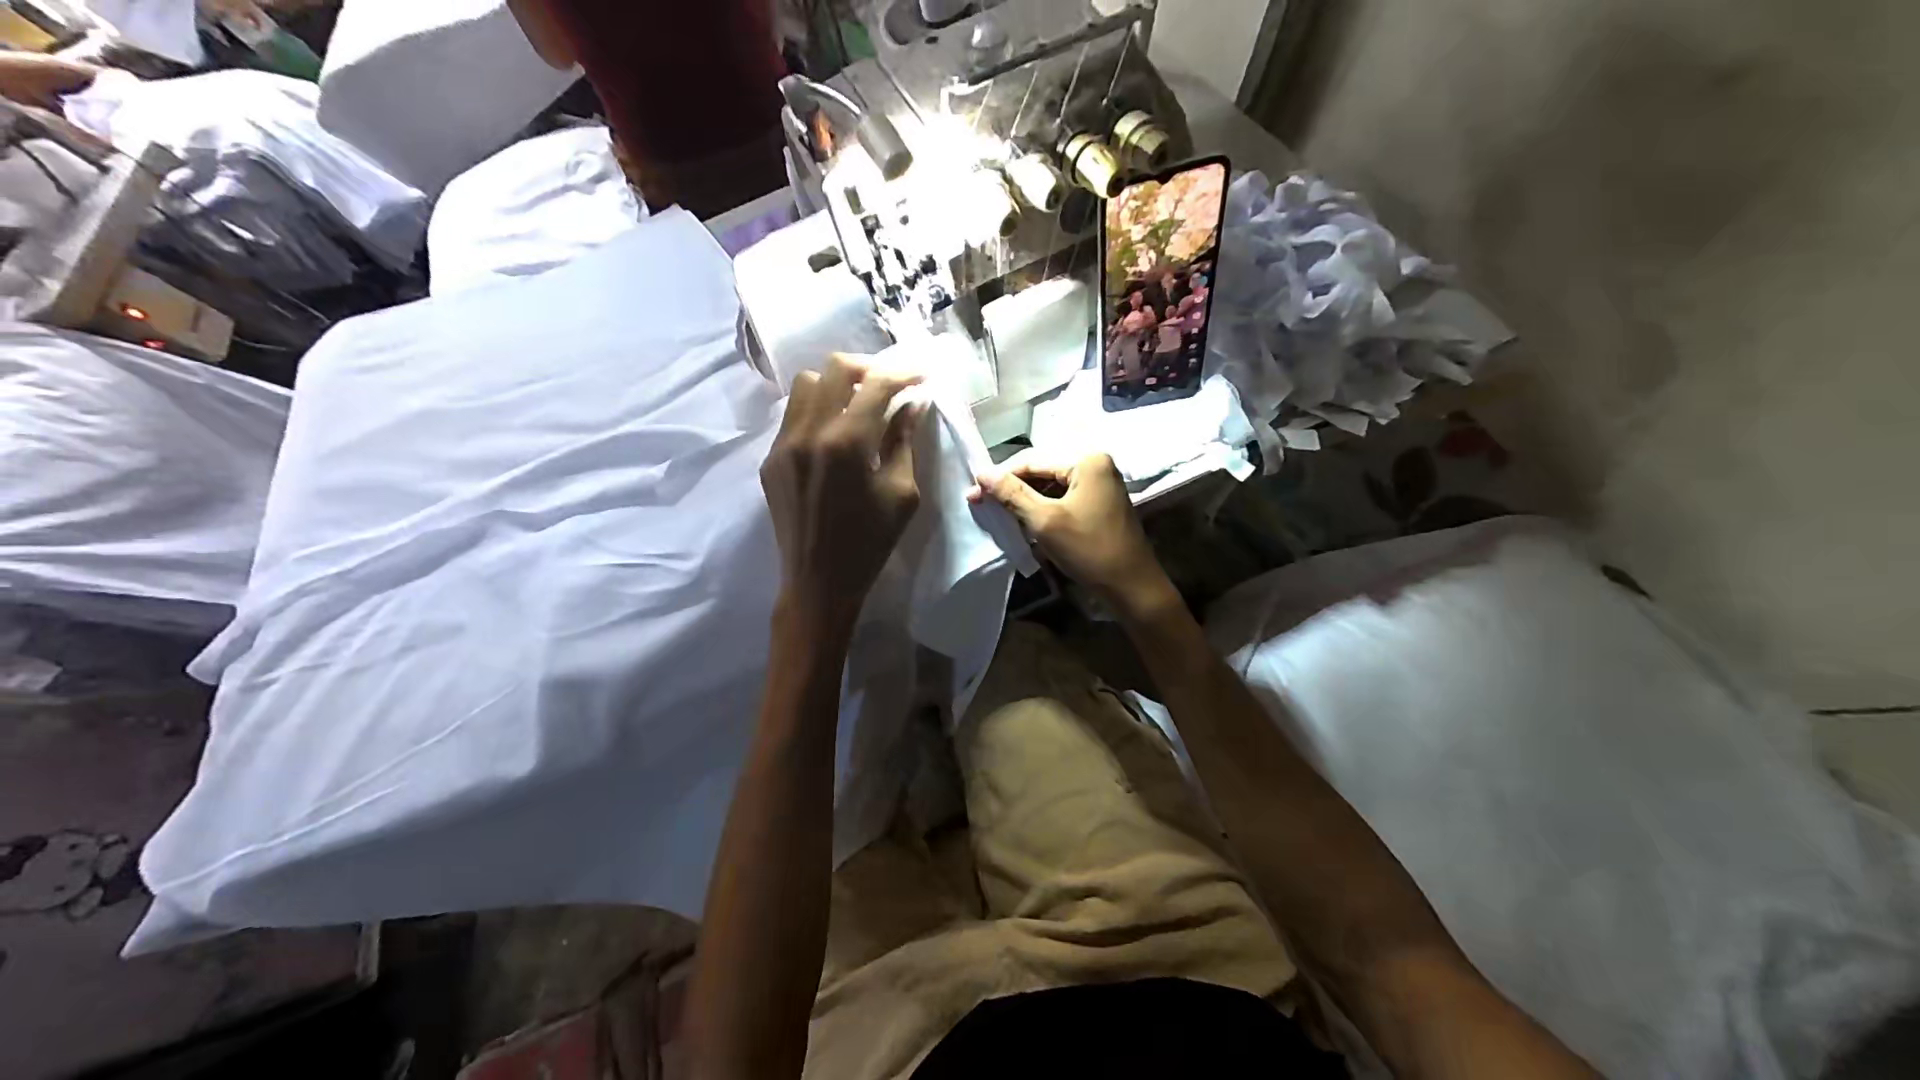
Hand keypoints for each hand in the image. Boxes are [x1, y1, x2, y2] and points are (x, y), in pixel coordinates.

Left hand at [761, 354, 924, 633]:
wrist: (817, 582)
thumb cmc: (870, 543)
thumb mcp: (902, 494)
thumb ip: (904, 442)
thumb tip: (911, 405)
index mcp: (846, 443)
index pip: (875, 384)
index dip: (902, 372)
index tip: (920, 374)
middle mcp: (808, 432)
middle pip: (834, 369)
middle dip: (867, 368)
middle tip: (889, 385)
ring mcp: (783, 444)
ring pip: (806, 385)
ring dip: (836, 385)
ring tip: (858, 405)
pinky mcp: (770, 459)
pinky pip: (792, 415)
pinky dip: (816, 410)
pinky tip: (834, 433)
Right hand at [969, 450, 1175, 617]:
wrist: (1131, 587)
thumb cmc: (1089, 549)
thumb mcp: (1044, 520)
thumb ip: (1012, 494)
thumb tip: (982, 473)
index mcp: (1086, 460)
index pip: (1031, 461)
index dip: (1000, 477)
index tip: (973, 493)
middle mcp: (1095, 465)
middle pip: (1041, 472)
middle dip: (1011, 490)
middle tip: (980, 503)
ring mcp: (1100, 485)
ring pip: (1050, 488)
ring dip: (1025, 502)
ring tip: (999, 515)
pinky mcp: (1099, 505)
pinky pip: (1062, 500)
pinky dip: (1042, 511)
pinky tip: (1024, 523)